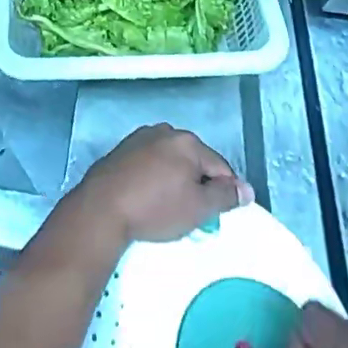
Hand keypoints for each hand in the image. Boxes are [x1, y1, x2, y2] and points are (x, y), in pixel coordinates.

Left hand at [61, 124, 250, 244]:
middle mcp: (165, 132)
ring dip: (175, 181)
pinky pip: (149, 163)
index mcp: (188, 142)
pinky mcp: (122, 150)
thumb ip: (225, 196)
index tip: (215, 215)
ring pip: (171, 161)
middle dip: (198, 185)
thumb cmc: (155, 208)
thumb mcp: (198, 208)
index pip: (220, 167)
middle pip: (195, 161)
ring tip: (167, 208)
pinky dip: (154, 178)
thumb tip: (245, 189)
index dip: (224, 193)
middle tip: (190, 214)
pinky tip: (146, 198)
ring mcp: (140, 138)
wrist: (101, 208)